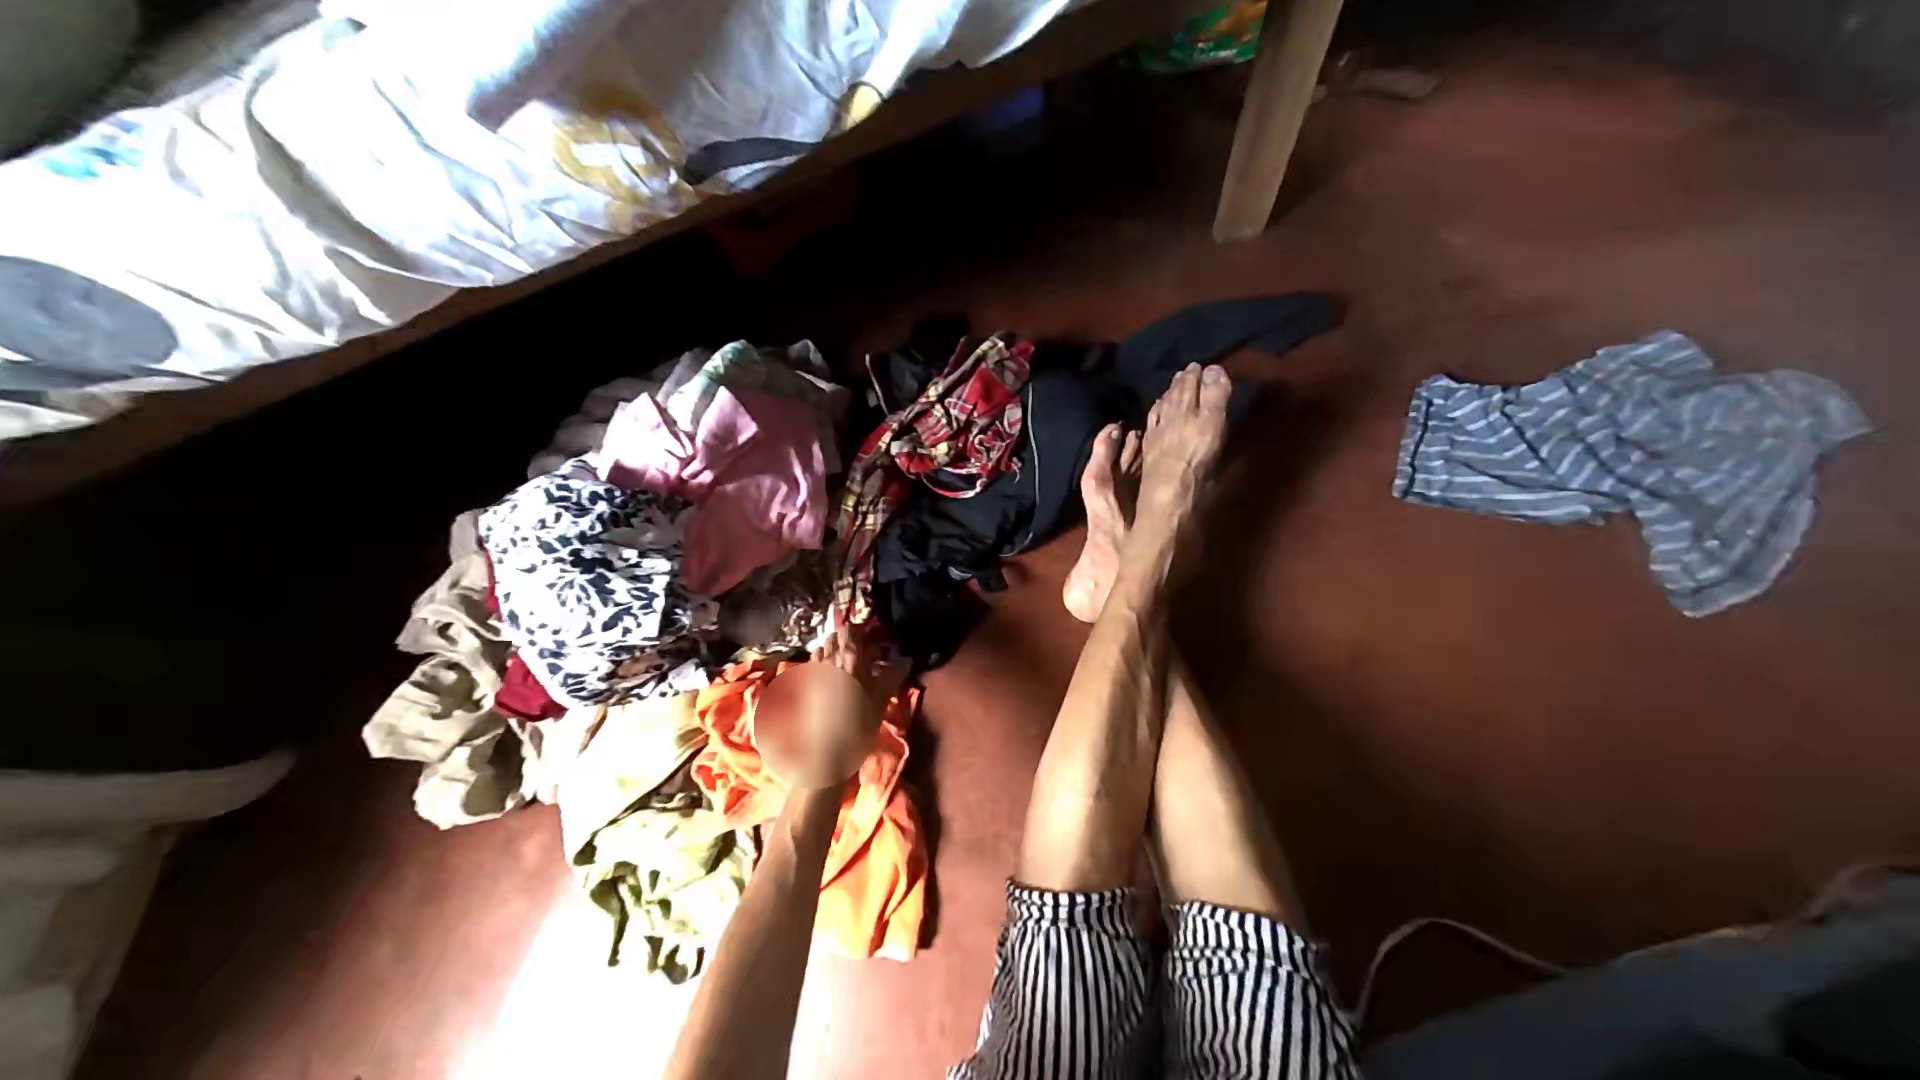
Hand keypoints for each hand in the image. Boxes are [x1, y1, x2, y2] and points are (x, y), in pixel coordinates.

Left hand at [757, 623, 898, 789]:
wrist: (824, 752)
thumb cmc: (857, 725)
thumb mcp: (881, 700)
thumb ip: (893, 674)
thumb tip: (906, 658)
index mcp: (850, 658)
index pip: (851, 630)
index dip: (861, 628)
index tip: (874, 636)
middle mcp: (829, 659)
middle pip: (835, 636)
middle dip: (849, 638)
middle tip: (864, 648)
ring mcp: (814, 671)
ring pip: (823, 648)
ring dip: (835, 648)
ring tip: (848, 660)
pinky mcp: (804, 685)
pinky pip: (814, 663)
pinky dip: (824, 661)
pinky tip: (832, 674)